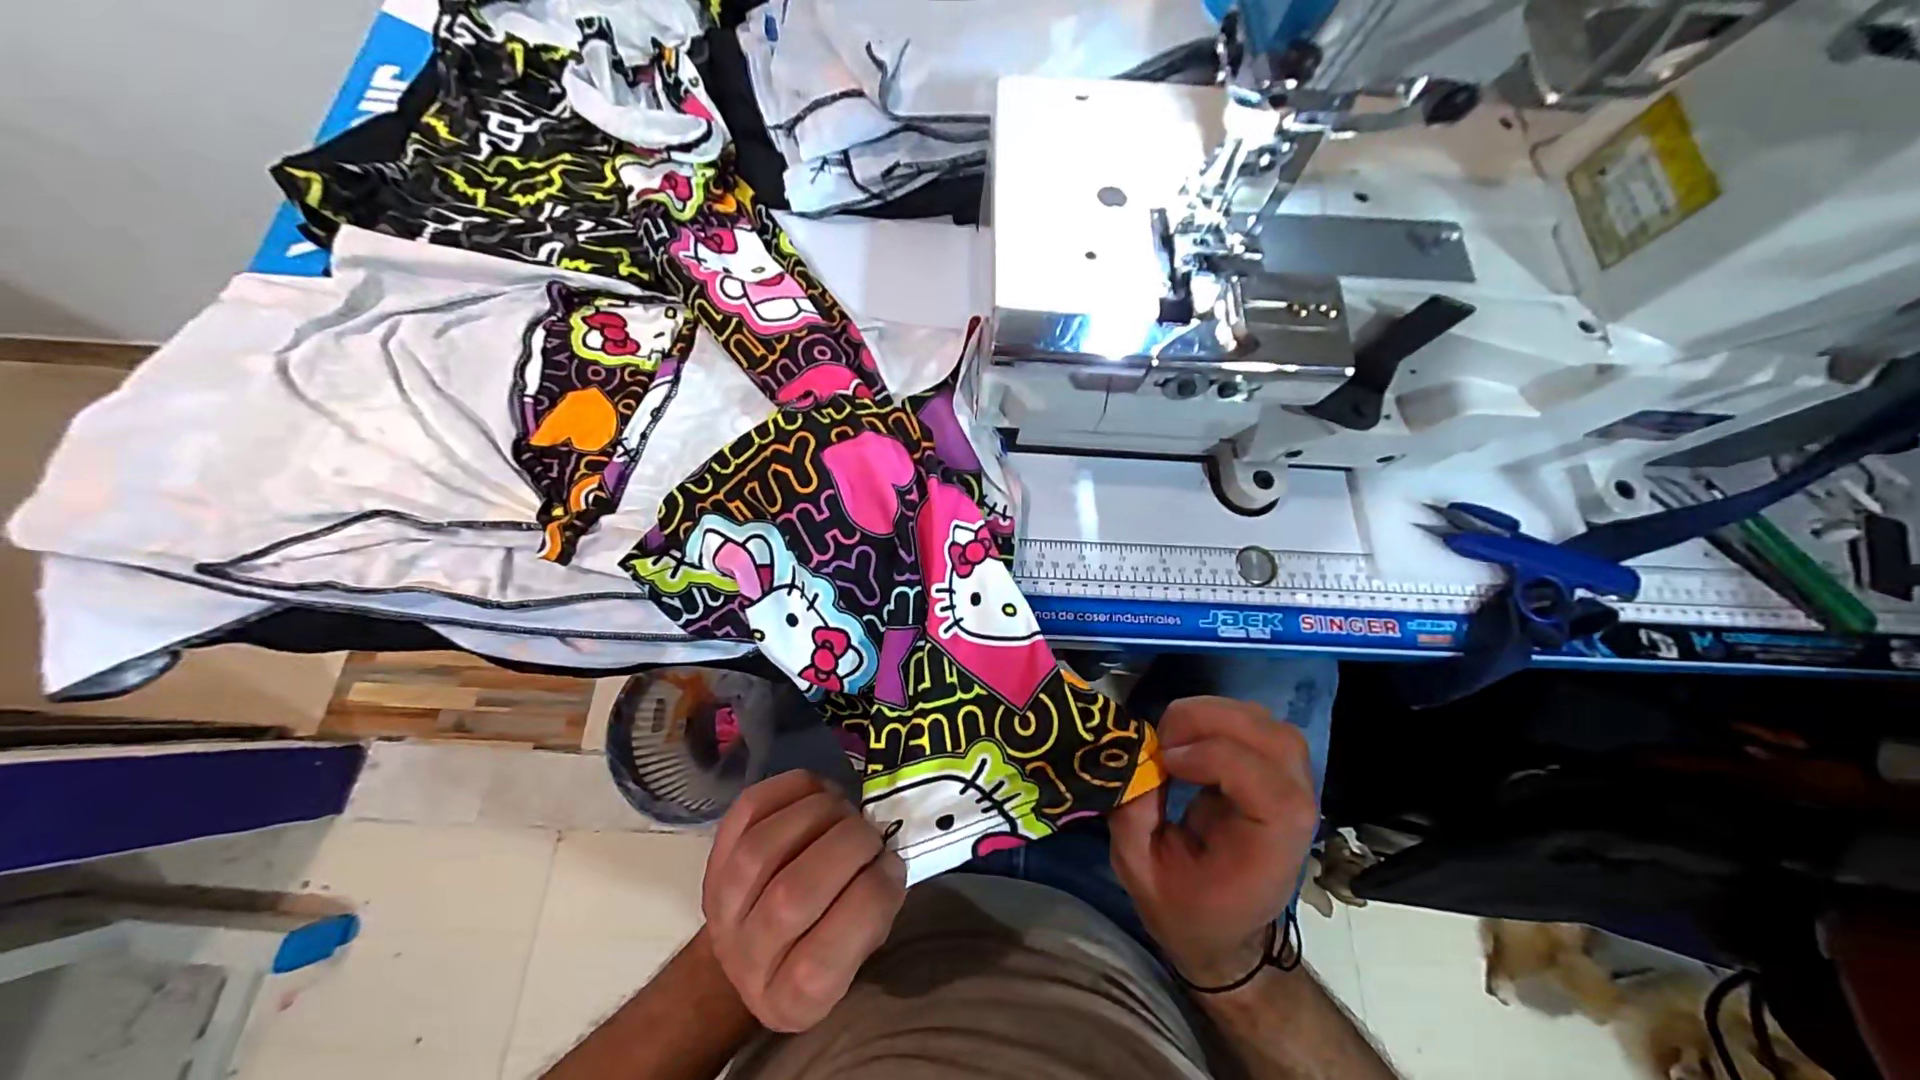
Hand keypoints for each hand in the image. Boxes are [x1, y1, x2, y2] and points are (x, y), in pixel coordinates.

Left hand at [702, 770, 906, 1031]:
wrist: (755, 944)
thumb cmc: (822, 943)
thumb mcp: (858, 950)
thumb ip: (874, 912)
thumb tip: (886, 856)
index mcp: (793, 999)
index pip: (825, 957)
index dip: (872, 895)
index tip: (892, 864)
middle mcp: (748, 959)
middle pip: (791, 896)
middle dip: (848, 846)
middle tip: (871, 831)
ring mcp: (723, 908)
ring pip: (763, 848)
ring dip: (817, 814)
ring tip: (844, 809)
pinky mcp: (715, 856)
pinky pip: (747, 812)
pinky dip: (788, 790)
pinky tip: (817, 791)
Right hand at [1110, 696, 1317, 987]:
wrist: (1222, 933)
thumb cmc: (1184, 909)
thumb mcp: (1139, 871)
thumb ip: (1133, 814)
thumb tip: (1132, 756)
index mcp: (1269, 849)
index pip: (1267, 786)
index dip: (1214, 758)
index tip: (1163, 762)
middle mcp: (1294, 814)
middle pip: (1276, 741)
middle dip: (1213, 720)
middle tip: (1163, 735)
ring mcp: (1290, 790)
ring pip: (1268, 725)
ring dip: (1215, 714)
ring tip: (1173, 733)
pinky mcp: (1273, 774)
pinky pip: (1256, 728)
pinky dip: (1218, 719)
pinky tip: (1188, 738)